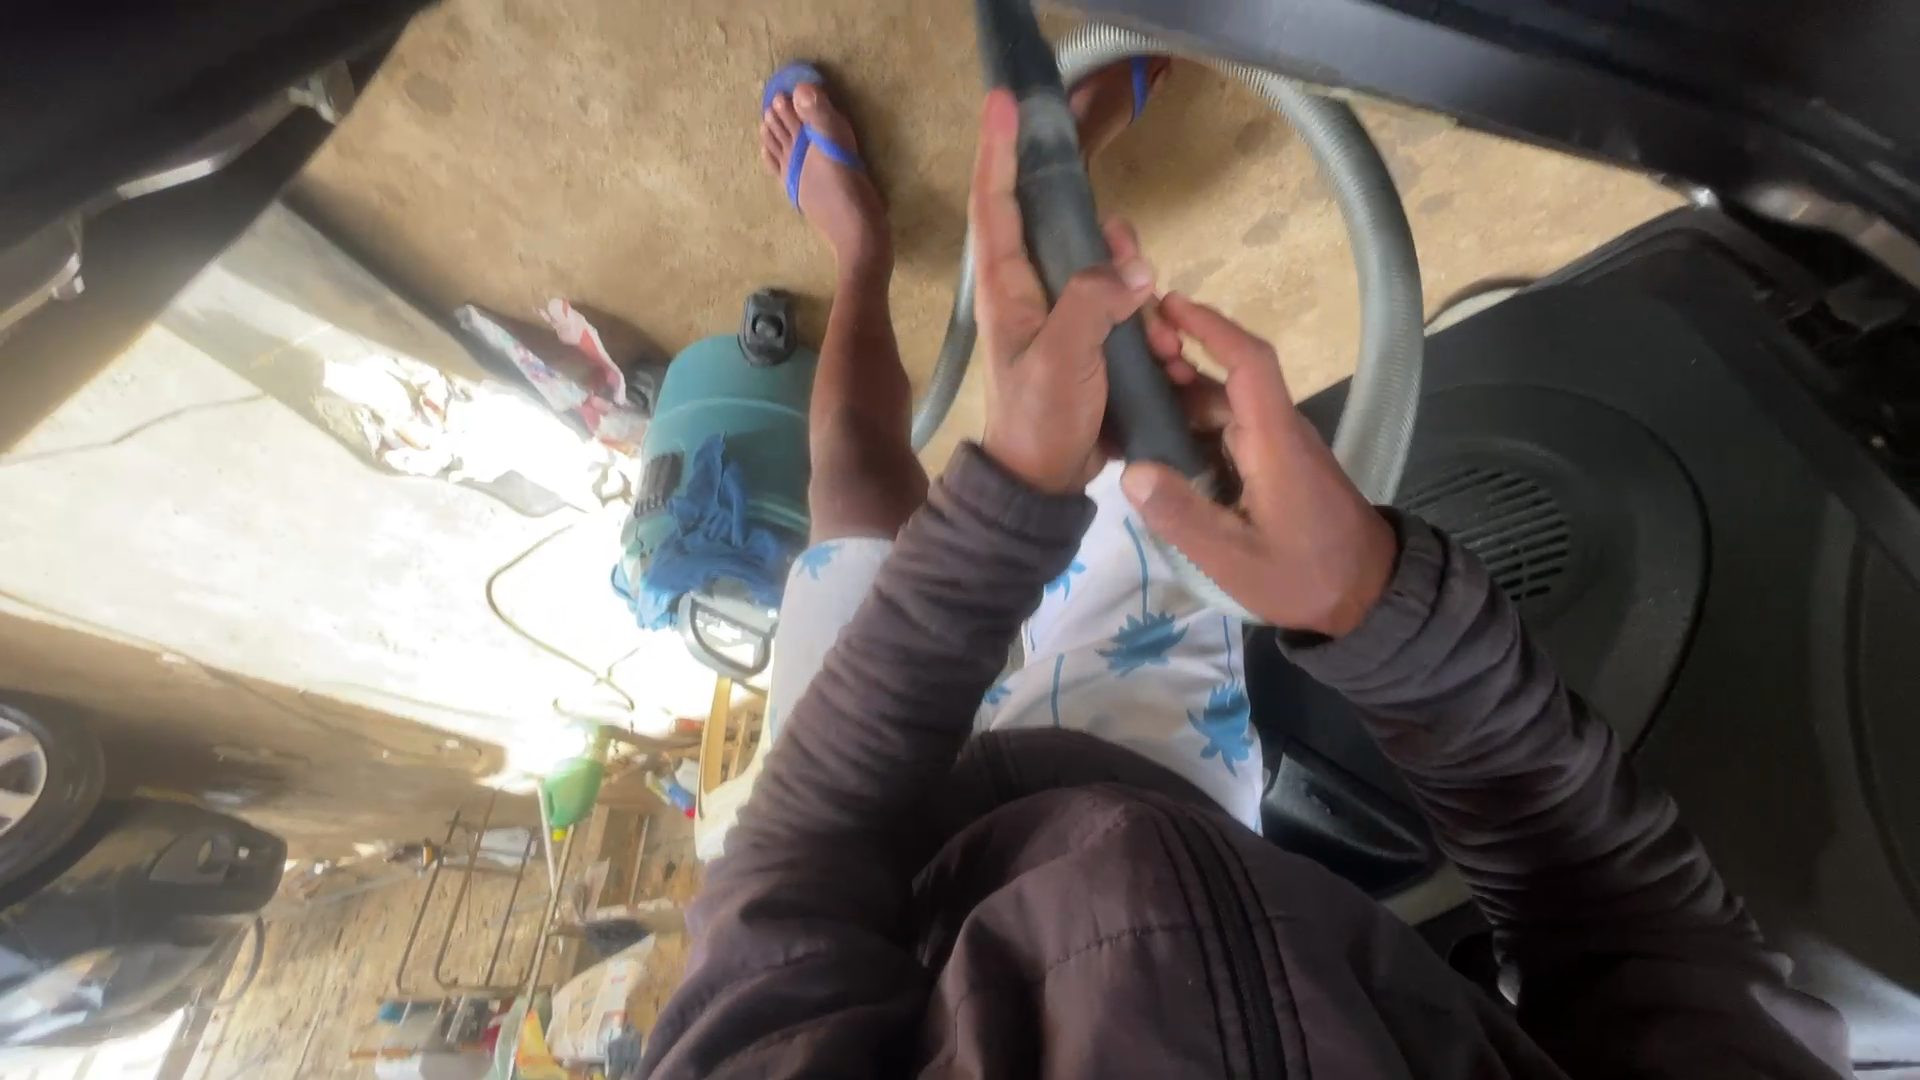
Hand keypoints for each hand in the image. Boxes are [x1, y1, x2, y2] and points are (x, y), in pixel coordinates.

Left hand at [969, 89, 1156, 493]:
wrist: (1045, 478)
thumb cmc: (1040, 418)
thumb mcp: (1062, 360)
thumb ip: (1092, 304)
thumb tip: (1135, 271)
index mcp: (1008, 290)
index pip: (996, 207)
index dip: (999, 154)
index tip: (1005, 104)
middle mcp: (1032, 294)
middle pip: (1066, 233)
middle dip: (1106, 241)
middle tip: (1135, 264)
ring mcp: (1063, 318)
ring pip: (1105, 272)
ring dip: (1137, 292)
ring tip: (1155, 331)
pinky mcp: (1089, 342)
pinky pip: (1123, 310)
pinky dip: (1146, 323)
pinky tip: (1165, 351)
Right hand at [1119, 294, 1397, 637]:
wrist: (1368, 597)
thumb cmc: (1305, 576)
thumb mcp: (1235, 559)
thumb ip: (1183, 516)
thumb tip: (1132, 472)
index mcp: (1274, 443)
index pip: (1248, 365)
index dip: (1212, 327)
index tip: (1171, 305)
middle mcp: (1277, 434)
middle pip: (1228, 381)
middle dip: (1181, 360)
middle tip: (1128, 359)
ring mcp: (1277, 450)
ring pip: (1224, 407)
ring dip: (1182, 396)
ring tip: (1130, 399)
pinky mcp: (1274, 468)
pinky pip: (1227, 434)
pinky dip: (1192, 427)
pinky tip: (1159, 442)